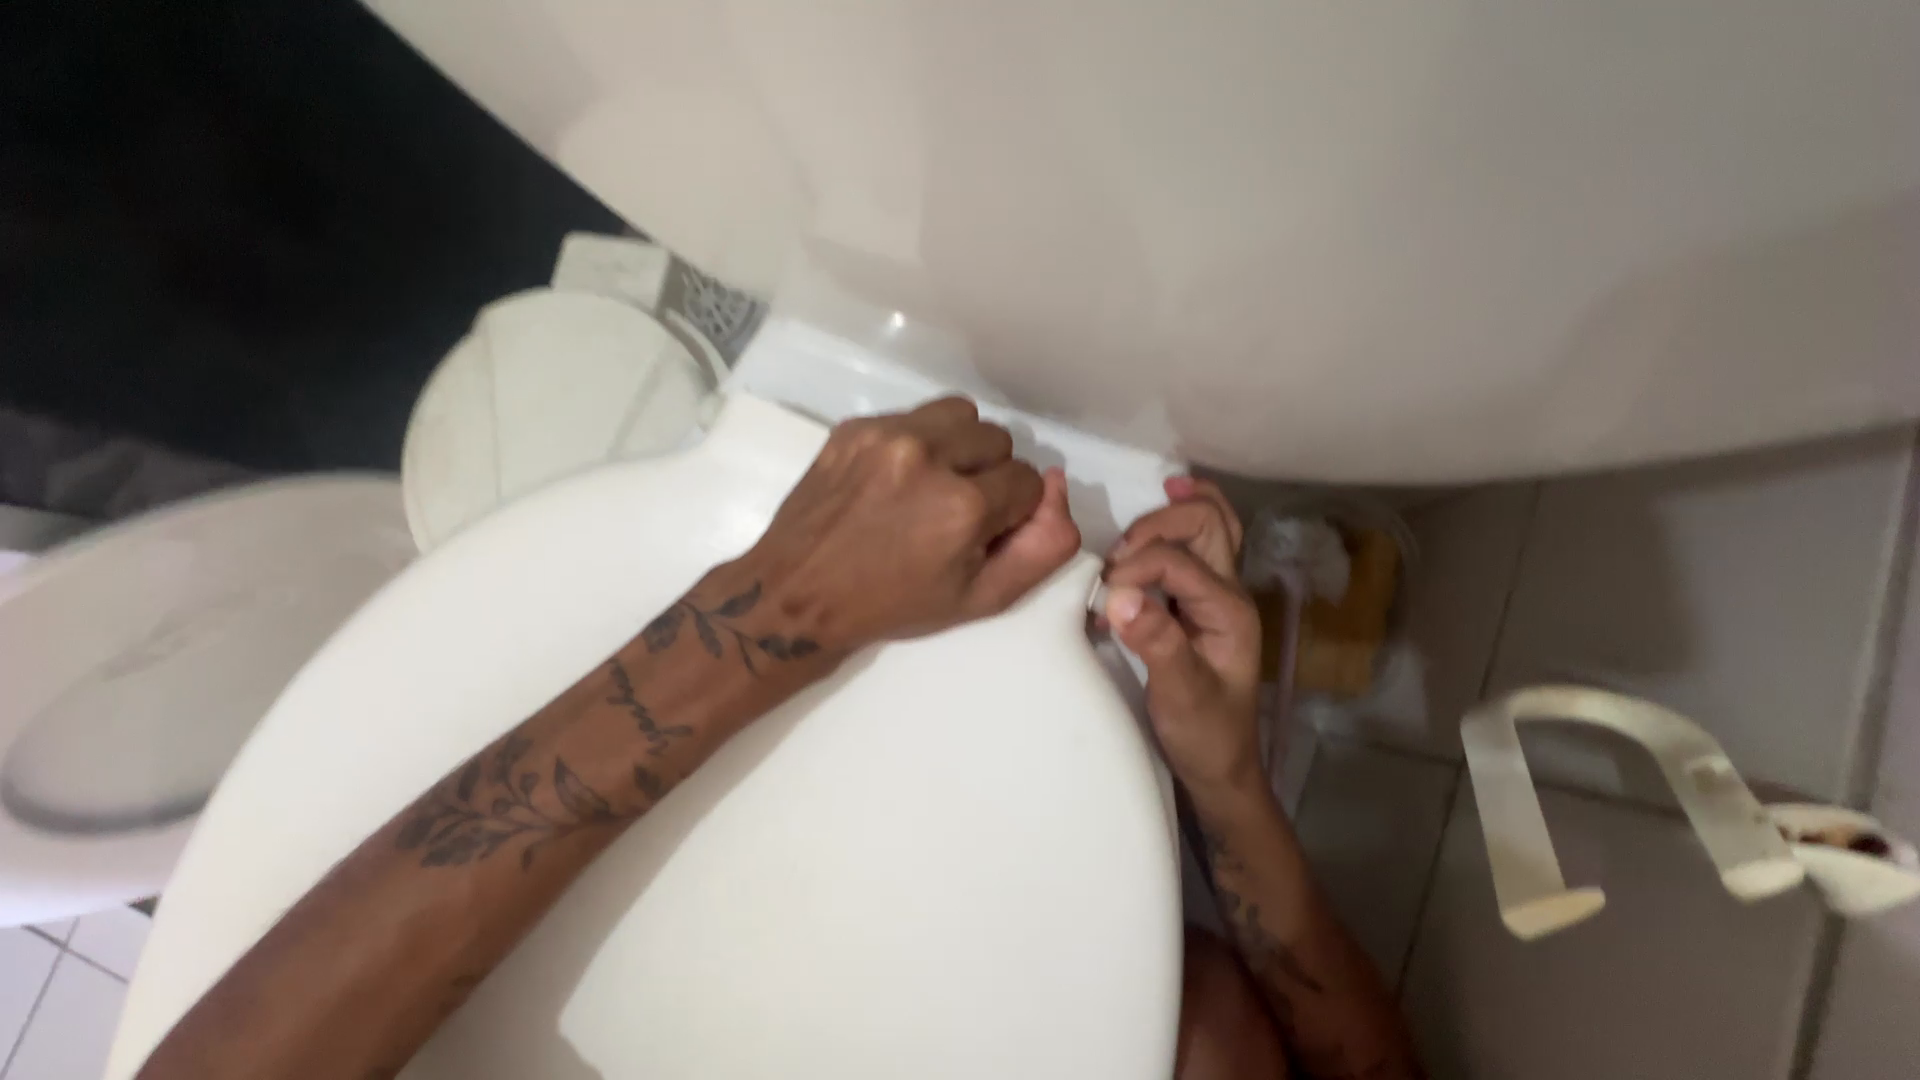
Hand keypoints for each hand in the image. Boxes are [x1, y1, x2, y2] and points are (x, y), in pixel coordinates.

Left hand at [737, 396, 1080, 652]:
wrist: (799, 592)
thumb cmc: (892, 605)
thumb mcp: (979, 599)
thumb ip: (1041, 549)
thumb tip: (1059, 486)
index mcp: (962, 506)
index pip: (1027, 480)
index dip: (1012, 511)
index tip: (982, 532)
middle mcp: (928, 457)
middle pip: (999, 441)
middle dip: (989, 475)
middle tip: (956, 510)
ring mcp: (886, 435)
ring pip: (962, 416)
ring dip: (961, 447)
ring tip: (933, 484)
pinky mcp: (856, 426)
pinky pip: (915, 415)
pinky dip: (919, 442)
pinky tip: (896, 477)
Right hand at [1104, 477, 1263, 797]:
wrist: (1220, 765)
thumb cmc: (1205, 733)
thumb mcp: (1180, 694)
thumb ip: (1155, 641)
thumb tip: (1118, 593)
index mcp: (1228, 610)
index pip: (1177, 561)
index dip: (1135, 567)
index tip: (1103, 596)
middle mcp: (1228, 592)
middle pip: (1209, 522)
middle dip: (1161, 521)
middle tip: (1121, 552)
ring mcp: (1216, 595)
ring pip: (1209, 526)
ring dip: (1173, 513)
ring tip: (1138, 517)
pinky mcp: (1198, 604)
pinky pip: (1195, 547)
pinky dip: (1174, 526)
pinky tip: (1149, 526)